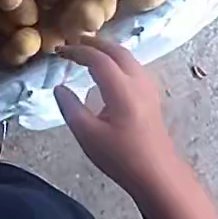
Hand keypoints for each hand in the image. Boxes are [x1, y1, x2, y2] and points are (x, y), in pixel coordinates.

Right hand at [55, 37, 192, 202]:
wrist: (158, 176)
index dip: (77, 52)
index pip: (98, 59)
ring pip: (129, 58)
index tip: (59, 51)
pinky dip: (118, 60)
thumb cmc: (121, 157)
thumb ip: (71, 108)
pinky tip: (110, 71)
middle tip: (74, 42)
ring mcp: (148, 90)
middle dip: (95, 43)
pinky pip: (134, 68)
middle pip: (117, 51)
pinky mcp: (152, 99)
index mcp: (122, 90)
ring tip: (90, 51)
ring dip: (108, 50)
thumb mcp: (87, 135)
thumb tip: (59, 88)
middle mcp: (138, 83)